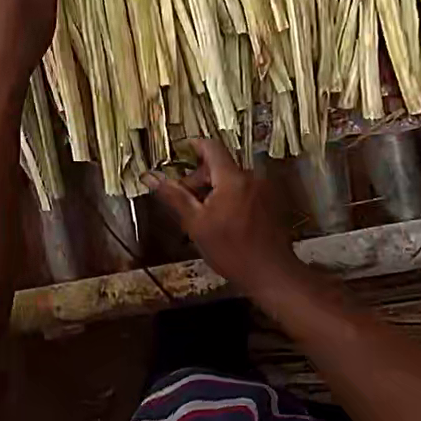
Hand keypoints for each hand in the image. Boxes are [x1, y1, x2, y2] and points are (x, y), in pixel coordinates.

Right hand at [143, 135, 296, 287]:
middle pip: (219, 165)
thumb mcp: (196, 224)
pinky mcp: (271, 200)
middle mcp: (251, 176)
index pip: (211, 147)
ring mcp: (263, 188)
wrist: (270, 273)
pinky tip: (223, 221)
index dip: (192, 147)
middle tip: (186, 203)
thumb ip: (174, 196)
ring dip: (214, 190)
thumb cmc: (231, 250)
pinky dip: (230, 197)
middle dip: (199, 179)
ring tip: (204, 216)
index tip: (177, 156)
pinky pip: (244, 189)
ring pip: (231, 179)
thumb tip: (149, 177)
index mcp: (232, 178)